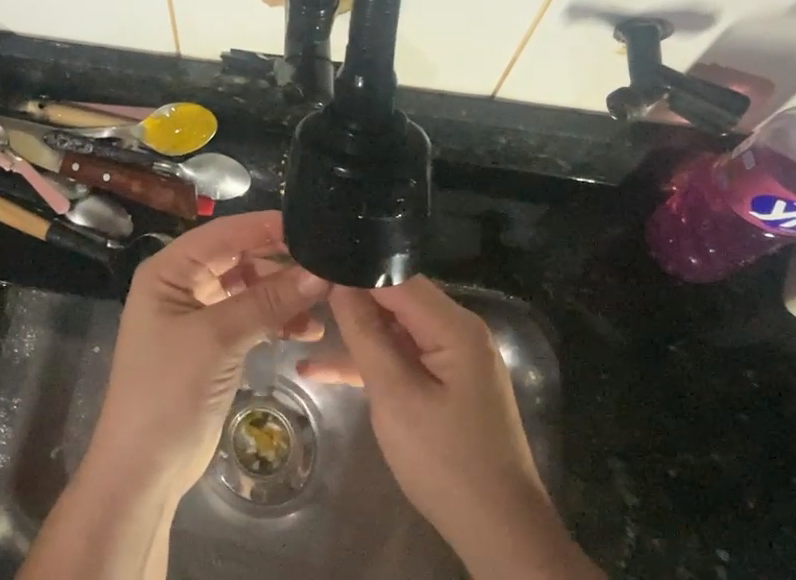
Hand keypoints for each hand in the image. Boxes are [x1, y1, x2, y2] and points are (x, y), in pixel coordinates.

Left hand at [86, 210, 331, 501]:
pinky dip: (276, 320)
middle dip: (279, 262)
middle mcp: (181, 285)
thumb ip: (267, 302)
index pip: (222, 234)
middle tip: (328, 266)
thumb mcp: (218, 339)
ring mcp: (197, 316)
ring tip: (325, 302)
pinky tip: (308, 329)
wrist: (145, 464)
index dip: (264, 227)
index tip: (312, 226)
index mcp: (169, 270)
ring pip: (248, 289)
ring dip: (282, 293)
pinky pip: (250, 318)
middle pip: (237, 258)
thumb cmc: (169, 390)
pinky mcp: (213, 345)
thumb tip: (319, 273)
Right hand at [311, 278, 602, 579]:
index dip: (351, 268)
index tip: (307, 263)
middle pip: (395, 298)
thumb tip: (338, 281)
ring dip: (353, 331)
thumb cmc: (445, 460)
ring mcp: (455, 358)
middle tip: (296, 287)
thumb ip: (365, 333)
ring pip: (394, 328)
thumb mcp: (394, 394)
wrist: (498, 531)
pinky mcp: (447, 383)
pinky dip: (369, 362)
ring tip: (299, 320)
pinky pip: (403, 358)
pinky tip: (320, 368)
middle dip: (348, 294)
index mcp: (454, 326)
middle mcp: (459, 332)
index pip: (395, 277)